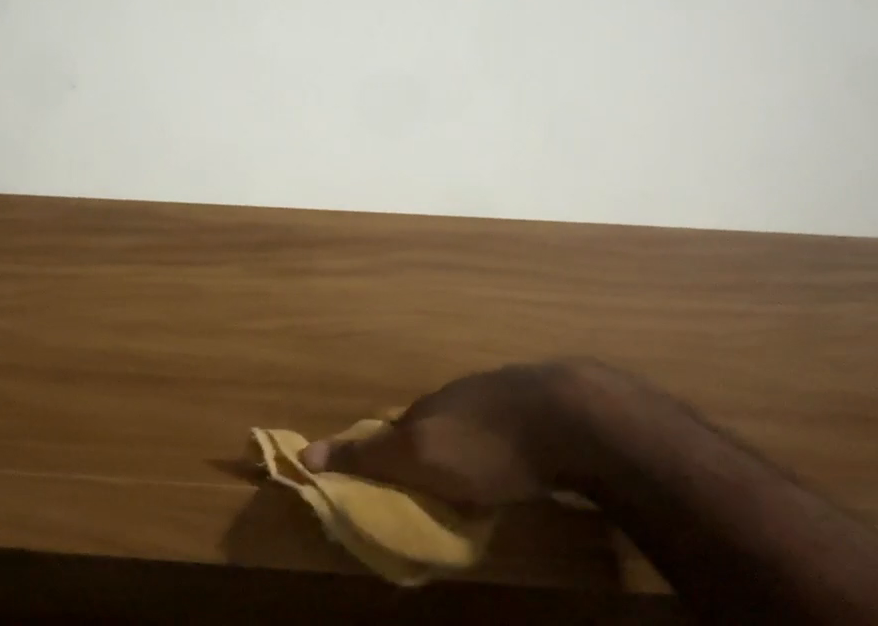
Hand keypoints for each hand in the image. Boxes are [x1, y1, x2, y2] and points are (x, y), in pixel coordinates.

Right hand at [300, 359, 595, 509]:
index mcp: (429, 407)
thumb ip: (368, 455)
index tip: (382, 478)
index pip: (393, 431)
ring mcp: (502, 393)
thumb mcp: (421, 458)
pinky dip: (501, 444)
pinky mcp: (539, 405)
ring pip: (471, 422)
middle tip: (429, 483)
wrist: (571, 417)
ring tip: (473, 478)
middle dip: (425, 447)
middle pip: (432, 423)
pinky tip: (514, 461)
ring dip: (465, 445)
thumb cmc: (488, 446)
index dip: (384, 452)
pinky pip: (507, 426)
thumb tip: (305, 453)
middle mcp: (459, 393)